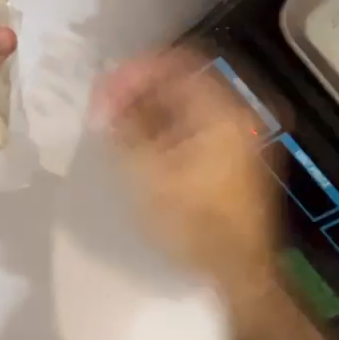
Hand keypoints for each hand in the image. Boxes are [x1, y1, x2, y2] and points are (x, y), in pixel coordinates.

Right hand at [97, 49, 280, 291]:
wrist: (237, 275)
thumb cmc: (193, 221)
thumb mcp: (146, 172)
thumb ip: (122, 129)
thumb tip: (103, 103)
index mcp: (222, 112)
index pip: (176, 65)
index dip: (135, 71)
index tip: (102, 90)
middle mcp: (234, 118)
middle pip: (179, 85)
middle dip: (136, 91)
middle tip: (101, 109)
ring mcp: (234, 141)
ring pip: (182, 109)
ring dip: (144, 112)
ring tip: (110, 128)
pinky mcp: (227, 164)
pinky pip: (187, 131)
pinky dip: (159, 132)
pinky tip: (133, 148)